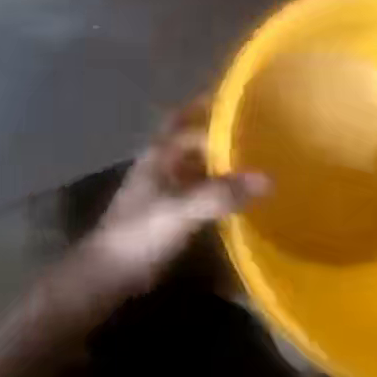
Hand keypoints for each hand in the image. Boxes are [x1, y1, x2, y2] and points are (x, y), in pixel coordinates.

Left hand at [77, 100, 269, 297]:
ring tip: (255, 154)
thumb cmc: (141, 233)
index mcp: (161, 152)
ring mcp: (164, 185)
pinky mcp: (169, 209)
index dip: (216, 109)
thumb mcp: (184, 210)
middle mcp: (162, 161)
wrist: (108, 274)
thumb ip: (223, 193)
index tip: (250, 103)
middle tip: (253, 124)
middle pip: (191, 134)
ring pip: (195, 160)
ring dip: (219, 156)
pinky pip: (198, 186)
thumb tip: (268, 179)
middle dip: (216, 128)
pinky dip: (217, 183)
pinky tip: (238, 190)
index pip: (191, 118)